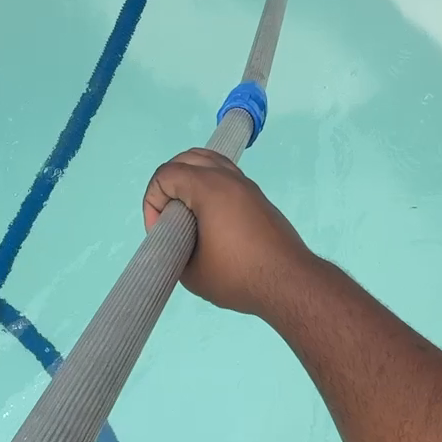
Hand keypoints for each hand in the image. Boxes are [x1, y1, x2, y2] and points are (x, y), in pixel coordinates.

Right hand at [144, 148, 319, 319]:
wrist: (288, 283)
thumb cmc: (239, 278)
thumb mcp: (192, 274)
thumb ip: (174, 252)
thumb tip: (176, 244)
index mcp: (208, 188)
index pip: (166, 174)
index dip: (152, 202)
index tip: (159, 231)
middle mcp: (228, 178)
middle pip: (187, 158)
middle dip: (169, 183)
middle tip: (167, 216)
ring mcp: (247, 186)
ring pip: (210, 162)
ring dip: (191, 180)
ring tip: (186, 213)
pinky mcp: (258, 198)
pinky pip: (227, 177)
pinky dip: (211, 186)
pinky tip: (209, 217)